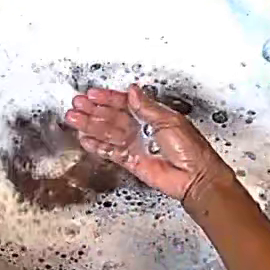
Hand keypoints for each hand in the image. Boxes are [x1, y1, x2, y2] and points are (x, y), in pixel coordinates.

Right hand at [63, 86, 239, 207]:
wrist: (195, 178)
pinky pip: (109, 151)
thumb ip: (146, 106)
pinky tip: (85, 139)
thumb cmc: (192, 150)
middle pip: (112, 116)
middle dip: (93, 110)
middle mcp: (141, 128)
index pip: (125, 103)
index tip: (92, 94)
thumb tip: (133, 90)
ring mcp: (135, 144)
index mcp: (152, 115)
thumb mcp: (169, 121)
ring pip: (107, 132)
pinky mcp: (130, 161)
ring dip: (90, 125)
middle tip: (77, 105)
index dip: (108, 98)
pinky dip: (96, 145)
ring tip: (74, 119)